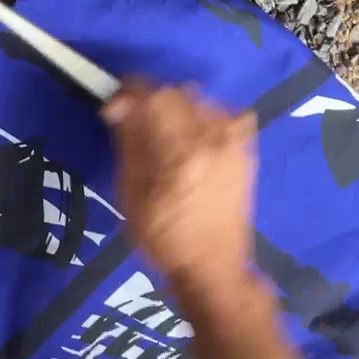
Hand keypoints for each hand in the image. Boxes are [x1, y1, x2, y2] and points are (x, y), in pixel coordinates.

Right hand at [104, 80, 260, 314]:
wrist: (213, 267)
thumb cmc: (162, 238)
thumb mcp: (131, 195)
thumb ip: (129, 145)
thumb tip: (119, 108)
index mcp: (178, 153)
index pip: (152, 96)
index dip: (127, 93)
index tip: (112, 109)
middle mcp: (211, 140)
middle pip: (176, 92)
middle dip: (148, 99)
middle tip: (132, 120)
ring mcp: (234, 144)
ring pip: (200, 99)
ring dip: (175, 106)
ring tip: (162, 130)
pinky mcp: (246, 151)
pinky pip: (225, 114)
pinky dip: (206, 115)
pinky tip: (195, 135)